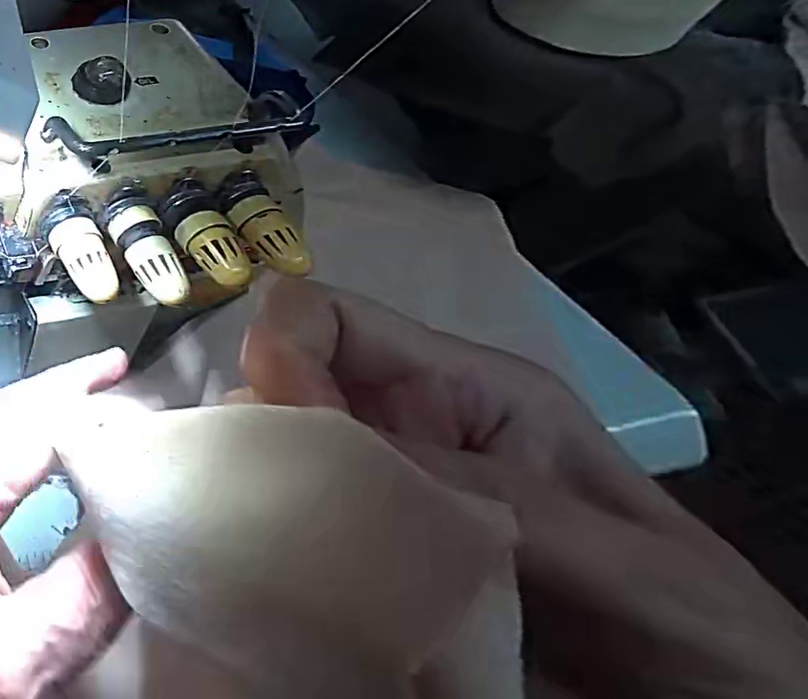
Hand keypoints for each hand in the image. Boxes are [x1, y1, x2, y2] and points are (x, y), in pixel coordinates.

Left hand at [0, 349, 131, 698]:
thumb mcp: (13, 659)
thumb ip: (78, 604)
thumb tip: (132, 546)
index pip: (30, 435)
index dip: (88, 420)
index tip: (139, 414)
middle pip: (10, 408)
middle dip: (65, 383)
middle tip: (115, 365)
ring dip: (48, 395)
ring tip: (94, 381)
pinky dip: (32, 421)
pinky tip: (55, 425)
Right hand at [238, 277, 807, 697]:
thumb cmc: (702, 639)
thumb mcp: (627, 559)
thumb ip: (490, 489)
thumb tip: (324, 436)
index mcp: (456, 386)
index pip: (325, 316)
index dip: (284, 343)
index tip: (286, 417)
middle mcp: (389, 420)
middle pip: (272, 377)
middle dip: (260, 420)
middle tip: (276, 493)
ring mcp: (358, 480)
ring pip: (259, 441)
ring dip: (253, 477)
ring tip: (277, 540)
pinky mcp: (337, 540)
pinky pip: (271, 510)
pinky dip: (259, 527)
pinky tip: (276, 564)